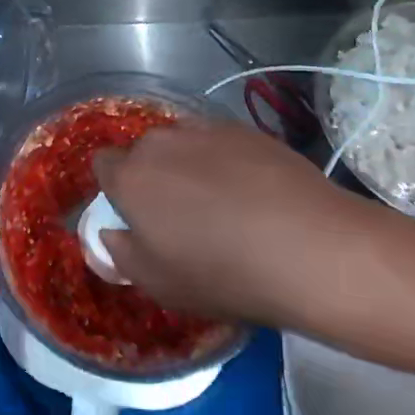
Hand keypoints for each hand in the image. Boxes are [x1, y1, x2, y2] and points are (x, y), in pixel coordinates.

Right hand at [93, 121, 409, 326]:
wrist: (311, 248)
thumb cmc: (222, 273)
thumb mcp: (158, 284)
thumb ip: (120, 254)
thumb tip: (112, 233)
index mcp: (131, 176)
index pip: (102, 165)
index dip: (116, 190)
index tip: (137, 216)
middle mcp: (163, 141)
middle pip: (144, 152)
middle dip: (153, 176)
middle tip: (181, 215)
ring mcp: (209, 130)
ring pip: (184, 144)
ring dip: (189, 166)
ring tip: (223, 203)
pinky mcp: (249, 130)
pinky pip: (221, 143)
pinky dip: (227, 162)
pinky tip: (255, 194)